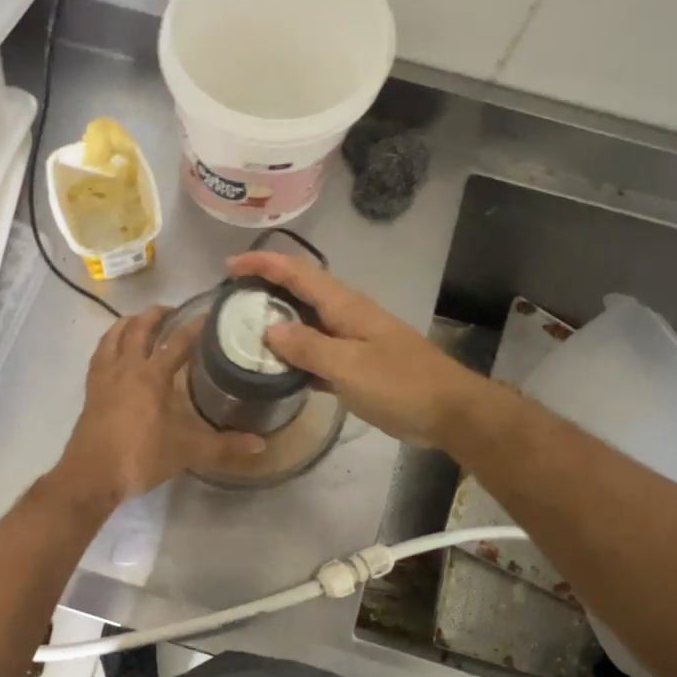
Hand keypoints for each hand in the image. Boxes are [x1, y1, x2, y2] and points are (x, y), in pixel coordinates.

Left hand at [52, 307, 265, 504]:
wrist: (92, 475)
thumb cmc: (141, 457)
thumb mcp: (187, 452)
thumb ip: (223, 446)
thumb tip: (260, 444)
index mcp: (152, 376)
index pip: (177, 342)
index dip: (194, 326)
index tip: (209, 312)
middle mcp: (126, 368)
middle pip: (139, 328)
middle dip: (156, 314)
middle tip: (173, 310)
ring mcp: (104, 377)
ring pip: (114, 336)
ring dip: (128, 323)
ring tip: (140, 321)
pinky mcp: (90, 390)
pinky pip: (99, 354)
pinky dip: (109, 343)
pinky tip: (114, 350)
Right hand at [229, 251, 487, 447]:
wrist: (449, 411)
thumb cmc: (401, 385)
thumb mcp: (348, 366)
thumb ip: (307, 347)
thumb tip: (270, 330)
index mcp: (345, 306)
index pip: (298, 273)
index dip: (263, 264)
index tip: (228, 268)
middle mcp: (347, 315)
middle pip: (300, 291)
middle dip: (266, 288)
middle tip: (229, 300)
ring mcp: (353, 340)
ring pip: (307, 322)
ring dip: (278, 321)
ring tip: (243, 330)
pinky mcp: (357, 365)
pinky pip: (317, 351)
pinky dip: (294, 353)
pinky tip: (275, 367)